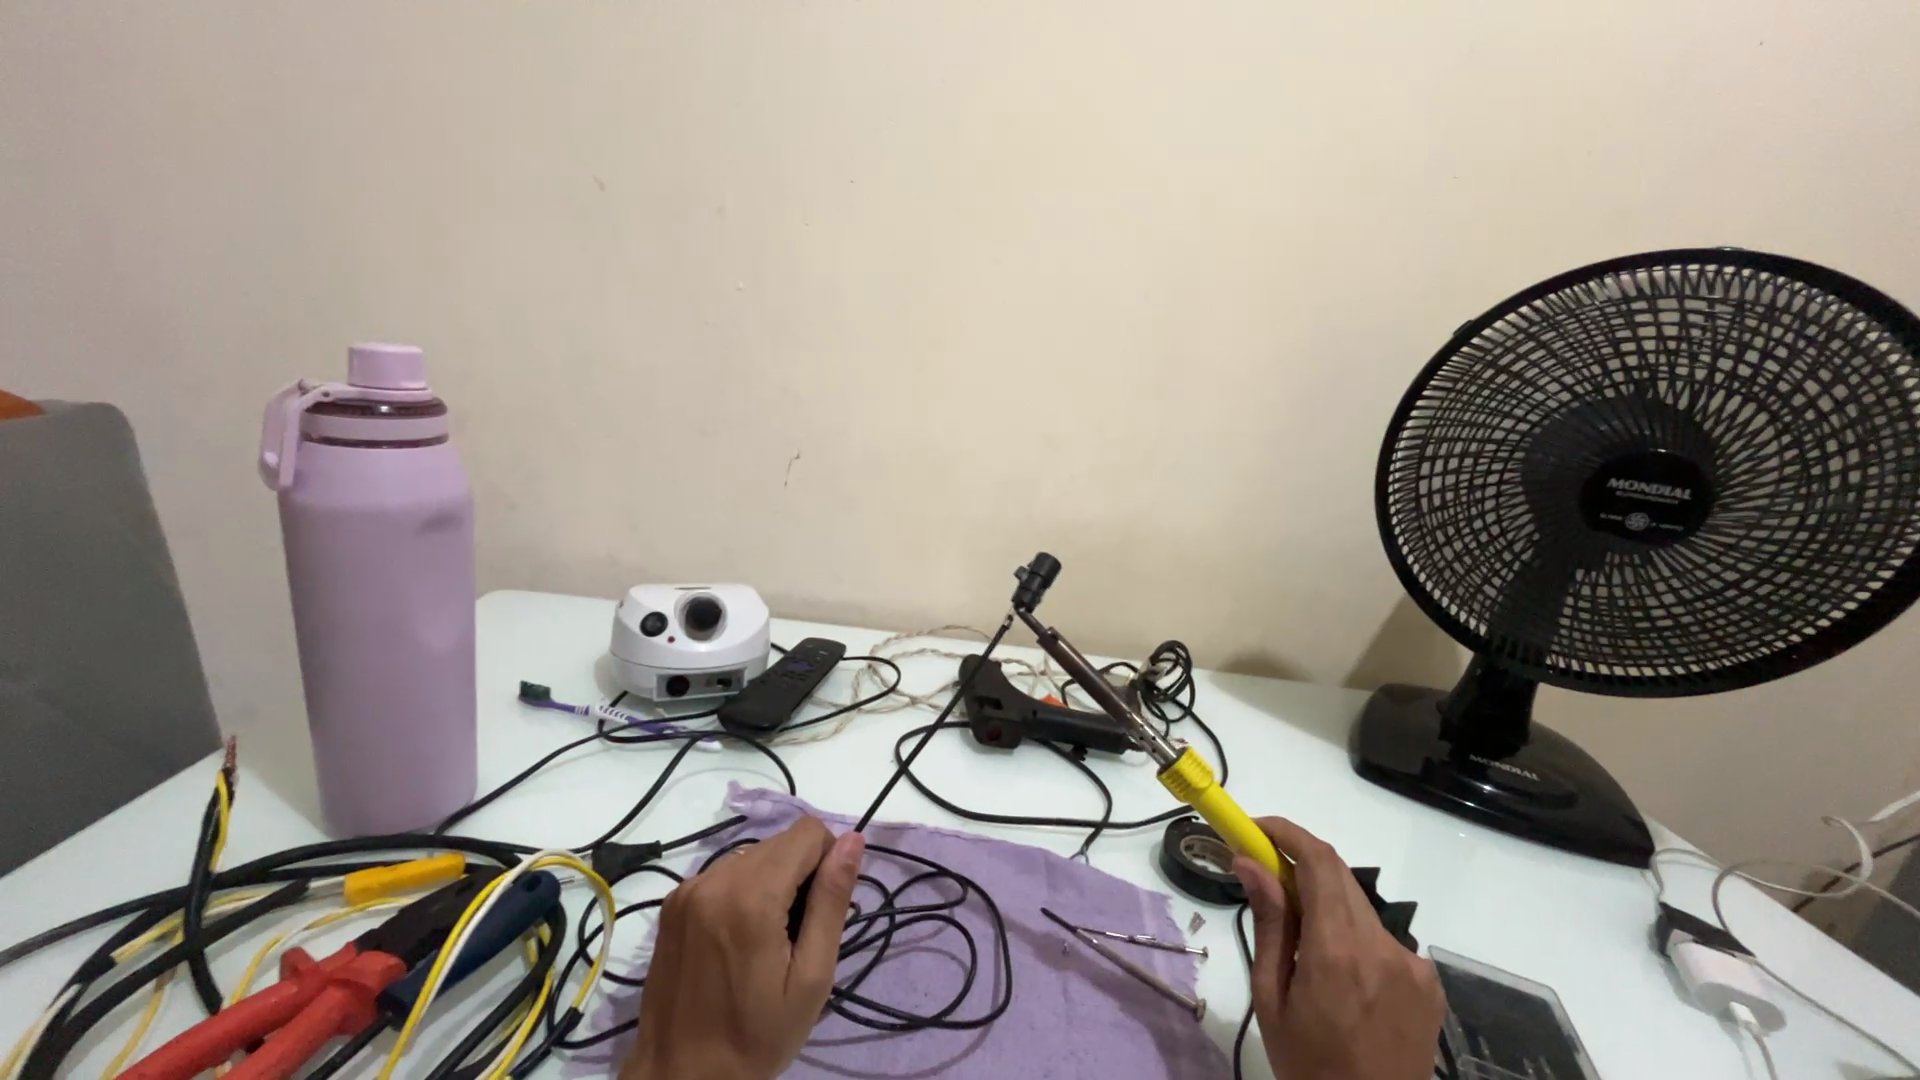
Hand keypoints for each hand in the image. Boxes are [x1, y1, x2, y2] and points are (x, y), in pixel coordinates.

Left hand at [621, 817, 865, 1079]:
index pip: (808, 833)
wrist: (679, 1079)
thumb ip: (831, 900)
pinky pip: (726, 873)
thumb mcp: (811, 977)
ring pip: (754, 855)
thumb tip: (853, 840)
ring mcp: (689, 889)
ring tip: (768, 939)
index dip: (828, 860)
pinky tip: (739, 938)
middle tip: (797, 934)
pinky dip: (744, 891)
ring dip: (772, 882)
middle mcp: (715, 878)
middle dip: (801, 874)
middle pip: (780, 843)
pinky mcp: (674, 902)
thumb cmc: (756, 1036)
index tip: (822, 909)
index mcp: (751, 896)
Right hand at [1233, 817, 1444, 1079]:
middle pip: (1339, 875)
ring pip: (1359, 904)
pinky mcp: (1429, 981)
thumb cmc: (1308, 1065)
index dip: (1286, 832)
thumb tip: (1249, 863)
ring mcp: (1413, 964)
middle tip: (1262, 868)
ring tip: (1297, 934)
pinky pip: (1381, 936)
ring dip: (1325, 899)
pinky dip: (1352, 932)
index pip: (1318, 862)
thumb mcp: (1272, 998)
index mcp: (1337, 951)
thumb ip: (1268, 924)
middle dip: (1298, 860)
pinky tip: (1338, 971)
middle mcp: (1382, 946)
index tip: (1254, 828)